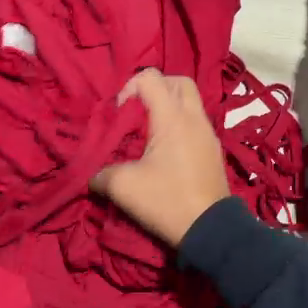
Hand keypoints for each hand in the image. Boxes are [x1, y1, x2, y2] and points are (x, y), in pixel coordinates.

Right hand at [92, 68, 230, 246]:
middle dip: (155, 88)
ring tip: (148, 133)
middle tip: (137, 112)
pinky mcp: (213, 150)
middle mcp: (194, 118)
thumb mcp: (123, 187)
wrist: (211, 228)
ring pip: (190, 102)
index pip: (151, 78)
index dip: (130, 88)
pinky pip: (196, 122)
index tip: (121, 115)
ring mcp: (208, 133)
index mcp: (172, 118)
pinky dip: (180, 124)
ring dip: (169, 107)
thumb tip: (93, 174)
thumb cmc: (167, 201)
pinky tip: (165, 149)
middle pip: (178, 81)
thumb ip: (101, 173)